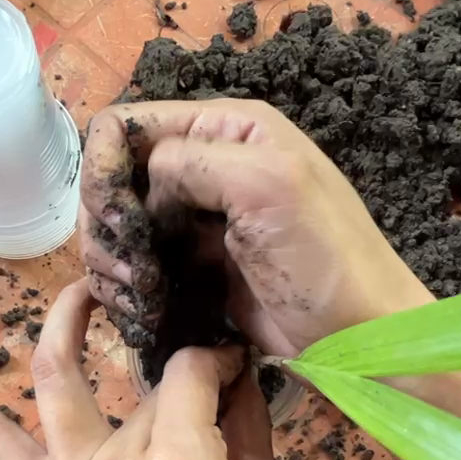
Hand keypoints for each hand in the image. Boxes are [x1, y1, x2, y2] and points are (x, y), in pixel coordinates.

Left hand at [0, 280, 286, 459]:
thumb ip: (249, 431)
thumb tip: (241, 372)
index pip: (189, 374)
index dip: (216, 359)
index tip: (235, 364)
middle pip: (140, 383)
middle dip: (176, 362)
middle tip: (202, 357)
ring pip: (65, 383)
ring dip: (64, 328)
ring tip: (82, 292)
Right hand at [78, 99, 432, 357]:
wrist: (355, 335)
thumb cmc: (323, 259)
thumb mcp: (267, 185)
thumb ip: (194, 160)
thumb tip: (143, 184)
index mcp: (225, 130)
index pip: (128, 125)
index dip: (105, 165)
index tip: (117, 218)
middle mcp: (204, 165)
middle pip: (115, 176)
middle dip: (107, 220)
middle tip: (130, 268)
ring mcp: (196, 218)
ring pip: (118, 223)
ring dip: (111, 257)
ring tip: (137, 291)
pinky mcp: (191, 264)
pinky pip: (135, 261)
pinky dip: (124, 282)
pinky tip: (138, 304)